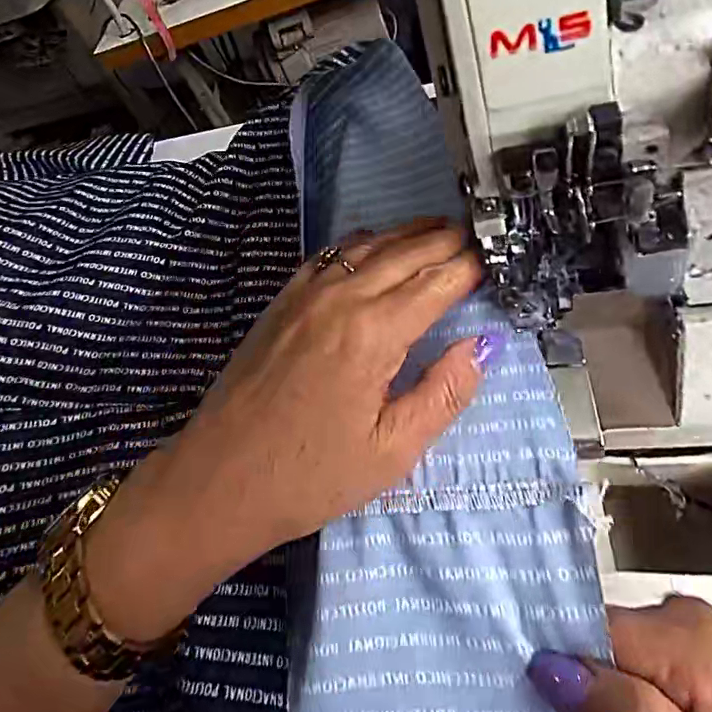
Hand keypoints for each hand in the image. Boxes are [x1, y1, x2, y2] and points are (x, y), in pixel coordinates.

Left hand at [87, 218, 491, 639]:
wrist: (216, 482)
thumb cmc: (311, 476)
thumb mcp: (393, 450)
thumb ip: (444, 392)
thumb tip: (482, 345)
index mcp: (373, 333)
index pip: (436, 283)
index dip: (469, 268)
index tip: (495, 259)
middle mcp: (341, 298)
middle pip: (406, 253)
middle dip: (445, 240)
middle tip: (476, 234)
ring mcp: (305, 294)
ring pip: (368, 246)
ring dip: (408, 235)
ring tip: (438, 229)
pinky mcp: (282, 301)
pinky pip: (330, 255)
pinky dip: (362, 243)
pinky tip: (375, 245)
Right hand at [528, 597, 711, 711]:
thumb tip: (556, 669)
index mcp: (693, 641)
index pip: (585, 624)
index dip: (548, 661)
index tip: (518, 695)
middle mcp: (691, 620)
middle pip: (594, 633)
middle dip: (569, 680)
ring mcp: (695, 634)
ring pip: (609, 648)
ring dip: (589, 691)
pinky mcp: (697, 654)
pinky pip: (632, 659)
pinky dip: (614, 692)